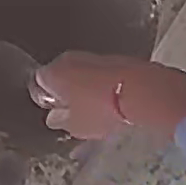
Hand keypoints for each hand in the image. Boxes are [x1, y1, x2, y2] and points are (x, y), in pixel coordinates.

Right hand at [34, 52, 185, 139]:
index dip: (47, 100)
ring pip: (85, 74)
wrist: (146, 93)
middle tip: (78, 115)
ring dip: (89, 90)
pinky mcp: (120, 59)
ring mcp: (97, 57)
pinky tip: (118, 105)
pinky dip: (108, 86)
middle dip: (68, 93)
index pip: (39, 84)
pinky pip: (106, 75)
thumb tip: (56, 118)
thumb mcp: (76, 127)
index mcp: (53, 72)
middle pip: (63, 76)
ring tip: (101, 113)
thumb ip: (62, 121)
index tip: (57, 114)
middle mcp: (71, 59)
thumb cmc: (103, 110)